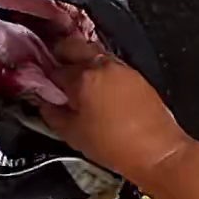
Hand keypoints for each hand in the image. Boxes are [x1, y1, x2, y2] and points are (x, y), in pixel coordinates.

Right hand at [39, 37, 195, 183]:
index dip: (43, 75)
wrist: (158, 152)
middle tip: (53, 68)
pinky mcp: (135, 74)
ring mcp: (120, 68)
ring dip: (80, 58)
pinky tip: (96, 85)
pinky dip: (98, 67)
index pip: (53, 69)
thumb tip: (43, 102)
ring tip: (75, 77)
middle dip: (59, 53)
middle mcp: (101, 66)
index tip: (40, 82)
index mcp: (81, 79)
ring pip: (92, 51)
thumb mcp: (72, 134)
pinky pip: (109, 62)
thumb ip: (51, 113)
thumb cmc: (113, 146)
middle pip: (72, 45)